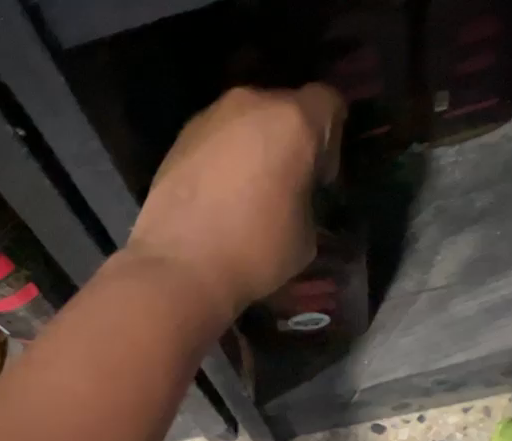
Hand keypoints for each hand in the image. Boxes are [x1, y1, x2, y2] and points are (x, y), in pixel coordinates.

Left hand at [124, 84, 344, 319]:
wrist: (180, 266)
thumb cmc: (255, 251)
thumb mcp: (306, 236)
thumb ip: (308, 201)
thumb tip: (295, 199)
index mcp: (294, 121)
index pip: (329, 103)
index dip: (332, 138)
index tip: (321, 177)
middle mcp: (252, 103)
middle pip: (284, 107)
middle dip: (290, 140)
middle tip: (286, 184)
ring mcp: (210, 117)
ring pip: (246, 121)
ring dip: (254, 147)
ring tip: (247, 193)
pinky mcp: (179, 138)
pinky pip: (216, 138)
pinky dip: (224, 158)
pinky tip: (218, 197)